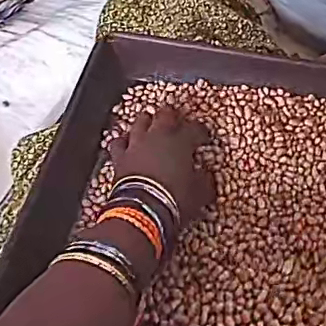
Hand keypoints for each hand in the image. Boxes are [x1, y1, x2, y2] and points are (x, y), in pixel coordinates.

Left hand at [108, 104, 213, 241]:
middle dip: (173, 116)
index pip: (195, 128)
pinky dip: (123, 141)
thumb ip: (205, 180)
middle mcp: (159, 136)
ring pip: (141, 121)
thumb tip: (207, 176)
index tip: (204, 138)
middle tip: (177, 120)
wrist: (142, 210)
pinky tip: (126, 143)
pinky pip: (119, 142)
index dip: (201, 131)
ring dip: (147, 121)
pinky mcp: (120, 156)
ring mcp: (137, 144)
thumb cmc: (175, 199)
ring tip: (151, 125)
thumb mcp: (200, 192)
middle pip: (166, 114)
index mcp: (182, 141)